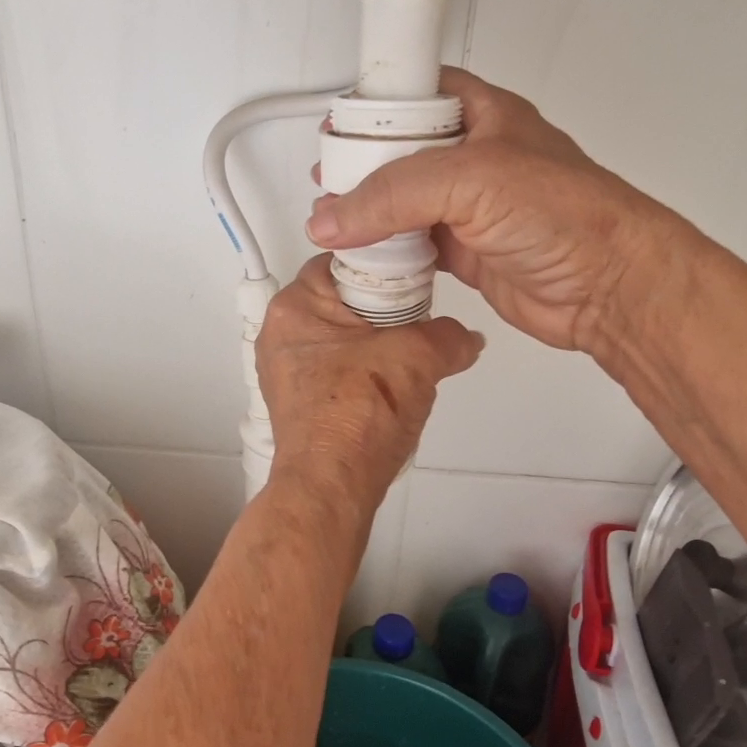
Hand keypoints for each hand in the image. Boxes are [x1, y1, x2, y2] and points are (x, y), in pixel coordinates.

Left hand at [256, 255, 482, 505]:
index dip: (386, 266)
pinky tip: (394, 390)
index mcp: (294, 306)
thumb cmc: (355, 416)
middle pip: (345, 301)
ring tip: (411, 361)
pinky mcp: (300, 402)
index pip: (344, 261)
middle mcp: (280, 335)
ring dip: (380, 347)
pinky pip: (339, 371)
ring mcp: (287, 371)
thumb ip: (448, 335)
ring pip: (345, 339)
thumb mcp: (417, 357)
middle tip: (421, 322)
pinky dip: (367, 375)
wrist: (332, 484)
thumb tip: (466, 338)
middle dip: (387, 312)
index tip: (419, 277)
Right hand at [305, 67, 684, 352]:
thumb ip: (394, 193)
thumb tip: (332, 217)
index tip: (337, 126)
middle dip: (359, 167)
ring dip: (366, 215)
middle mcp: (472, 158)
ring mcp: (467, 208)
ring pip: (400, 204)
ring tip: (332, 223)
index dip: (375, 104)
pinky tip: (362, 257)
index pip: (416, 93)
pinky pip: (409, 248)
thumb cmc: (571, 217)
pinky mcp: (463, 252)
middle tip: (328, 181)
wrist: (608, 288)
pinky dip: (383, 254)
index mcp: (481, 116)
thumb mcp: (473, 179)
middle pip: (398, 153)